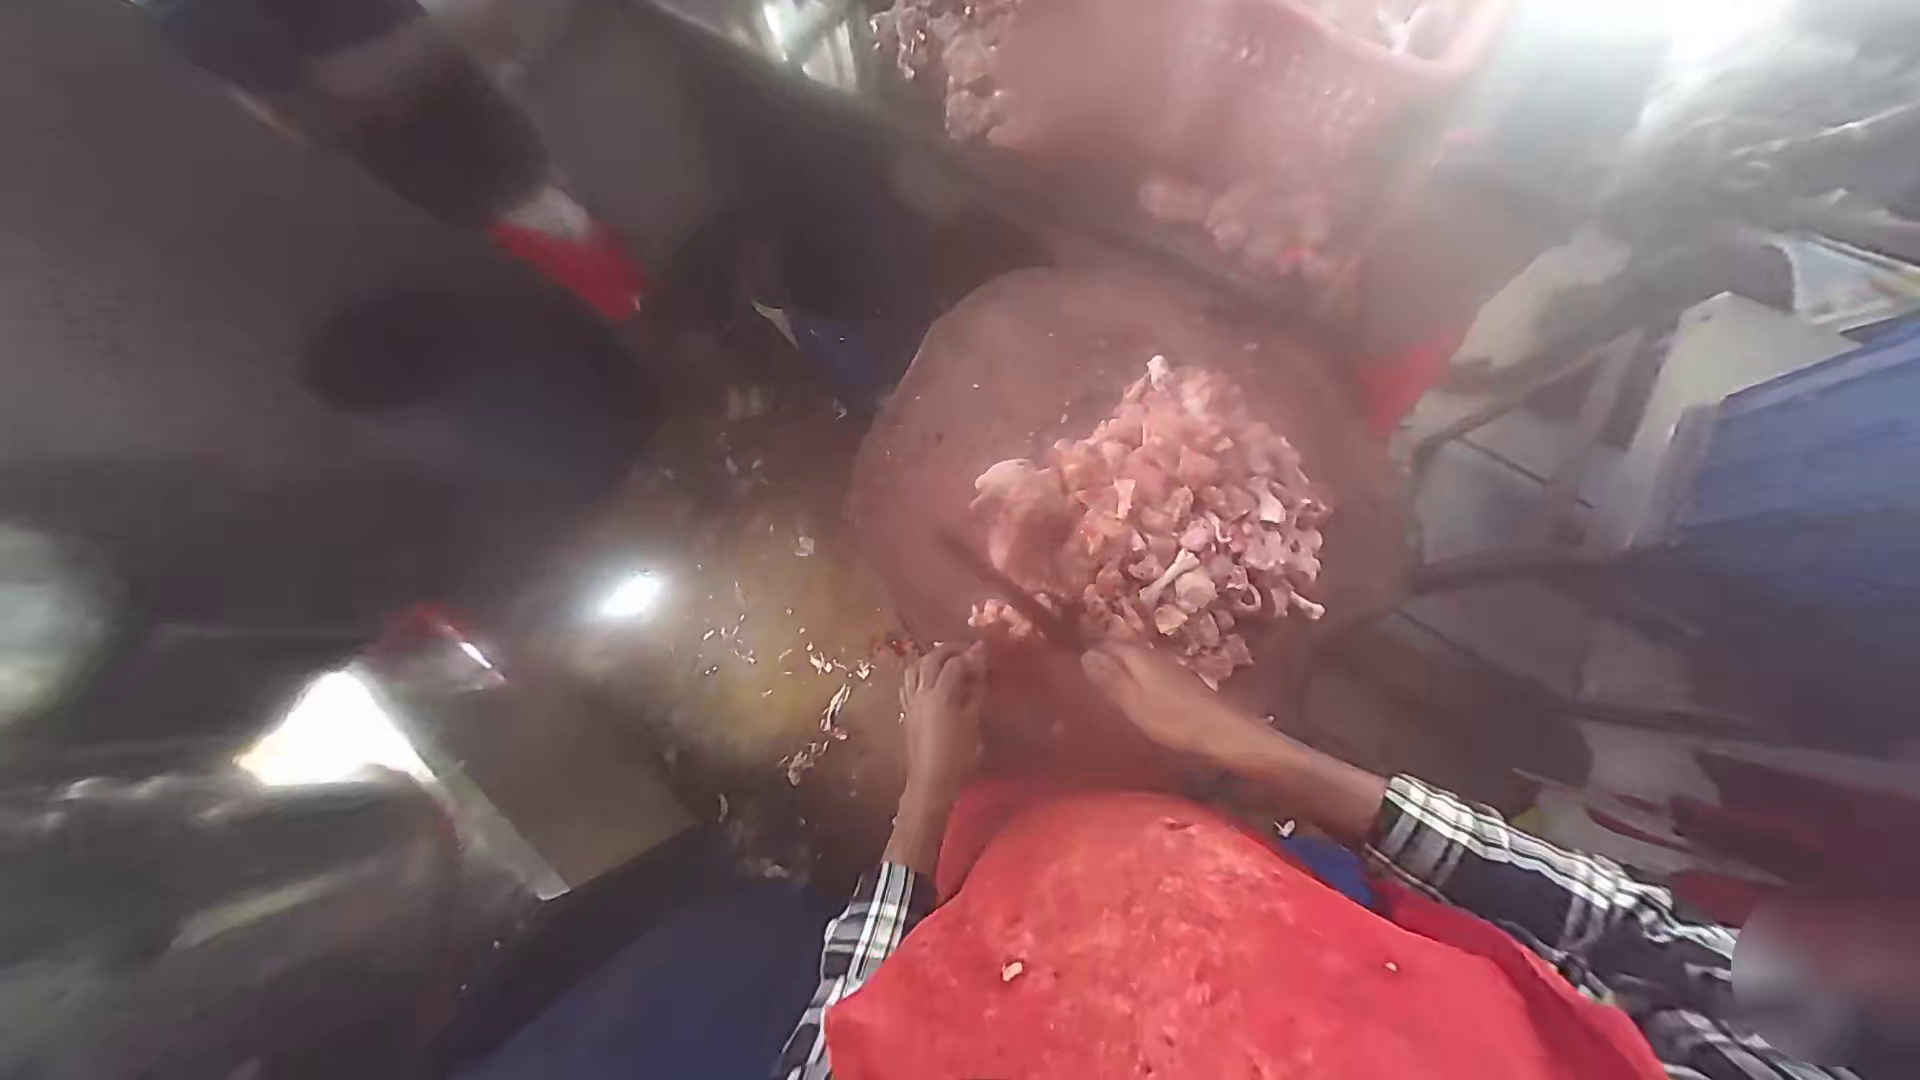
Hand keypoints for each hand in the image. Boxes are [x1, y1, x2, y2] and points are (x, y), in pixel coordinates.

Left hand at [899, 642, 987, 805]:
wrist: (931, 783)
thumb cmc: (957, 755)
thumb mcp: (972, 722)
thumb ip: (975, 691)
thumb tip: (980, 667)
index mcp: (939, 695)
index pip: (954, 664)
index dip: (970, 656)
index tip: (983, 652)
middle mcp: (921, 693)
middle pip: (930, 659)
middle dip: (948, 650)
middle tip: (965, 651)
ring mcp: (910, 701)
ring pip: (914, 668)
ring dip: (930, 659)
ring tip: (946, 661)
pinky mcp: (906, 711)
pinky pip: (909, 683)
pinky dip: (919, 673)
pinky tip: (930, 679)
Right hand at [1080, 642, 1274, 765]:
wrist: (1227, 737)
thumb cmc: (1175, 720)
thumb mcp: (1133, 702)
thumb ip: (1109, 678)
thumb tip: (1084, 655)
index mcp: (1138, 656)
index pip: (1104, 643)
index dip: (1086, 652)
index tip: (1068, 667)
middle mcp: (1153, 655)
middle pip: (1120, 652)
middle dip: (1101, 662)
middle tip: (1081, 682)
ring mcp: (1169, 669)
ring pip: (1134, 665)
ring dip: (1118, 674)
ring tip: (1101, 693)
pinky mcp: (1180, 686)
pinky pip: (1147, 678)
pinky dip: (1135, 686)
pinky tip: (1131, 703)